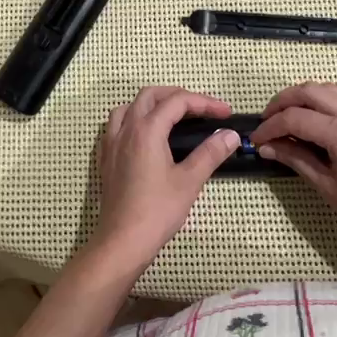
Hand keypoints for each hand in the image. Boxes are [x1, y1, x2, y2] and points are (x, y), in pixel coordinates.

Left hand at [90, 87, 240, 271]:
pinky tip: (143, 135)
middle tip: (200, 109)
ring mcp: (112, 142)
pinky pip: (116, 124)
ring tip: (171, 116)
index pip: (178, 102)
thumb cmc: (157, 211)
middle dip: (177, 96)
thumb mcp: (189, 181)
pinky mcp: (105, 157)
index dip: (205, 103)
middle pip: (151, 95)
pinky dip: (132, 119)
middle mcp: (127, 128)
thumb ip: (210, 153)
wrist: (122, 241)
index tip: (225, 114)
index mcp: (148, 129)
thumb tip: (230, 134)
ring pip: (129, 106)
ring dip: (151, 103)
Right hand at [249, 82, 336, 257]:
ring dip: (302, 97)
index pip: (295, 118)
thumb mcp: (329, 188)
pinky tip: (312, 121)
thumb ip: (297, 160)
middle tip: (266, 121)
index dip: (270, 127)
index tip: (256, 140)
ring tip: (286, 118)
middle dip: (282, 102)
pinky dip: (321, 101)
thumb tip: (268, 147)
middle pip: (309, 91)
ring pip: (326, 88)